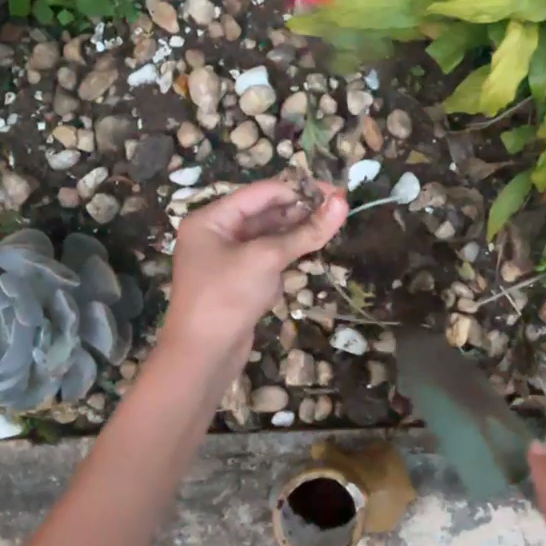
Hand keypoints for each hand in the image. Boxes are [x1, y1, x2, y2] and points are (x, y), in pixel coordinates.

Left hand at [161, 176, 346, 367]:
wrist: (203, 355)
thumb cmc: (227, 297)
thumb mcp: (267, 258)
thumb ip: (306, 231)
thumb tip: (342, 203)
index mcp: (212, 218)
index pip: (262, 192)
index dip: (300, 190)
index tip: (335, 193)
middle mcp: (217, 232)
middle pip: (266, 211)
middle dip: (301, 209)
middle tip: (339, 209)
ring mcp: (227, 257)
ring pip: (269, 234)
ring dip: (298, 229)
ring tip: (332, 226)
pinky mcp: (239, 279)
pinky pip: (268, 255)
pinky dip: (289, 250)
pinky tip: (313, 247)